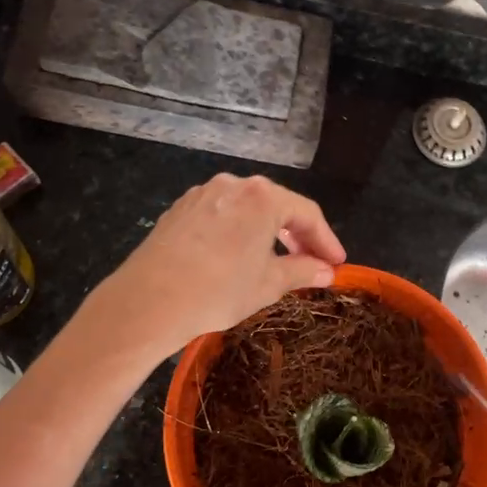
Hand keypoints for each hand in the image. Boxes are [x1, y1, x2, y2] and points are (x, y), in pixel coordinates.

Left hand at [87, 174, 345, 357]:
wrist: (148, 301)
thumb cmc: (219, 291)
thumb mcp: (269, 285)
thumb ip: (303, 272)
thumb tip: (326, 270)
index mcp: (262, 197)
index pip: (307, 213)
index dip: (326, 240)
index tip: (337, 264)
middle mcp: (233, 185)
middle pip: (276, 205)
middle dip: (298, 234)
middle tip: (312, 263)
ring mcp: (201, 195)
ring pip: (246, 210)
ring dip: (267, 233)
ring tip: (277, 262)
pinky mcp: (179, 210)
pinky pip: (221, 217)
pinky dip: (239, 233)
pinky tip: (238, 258)